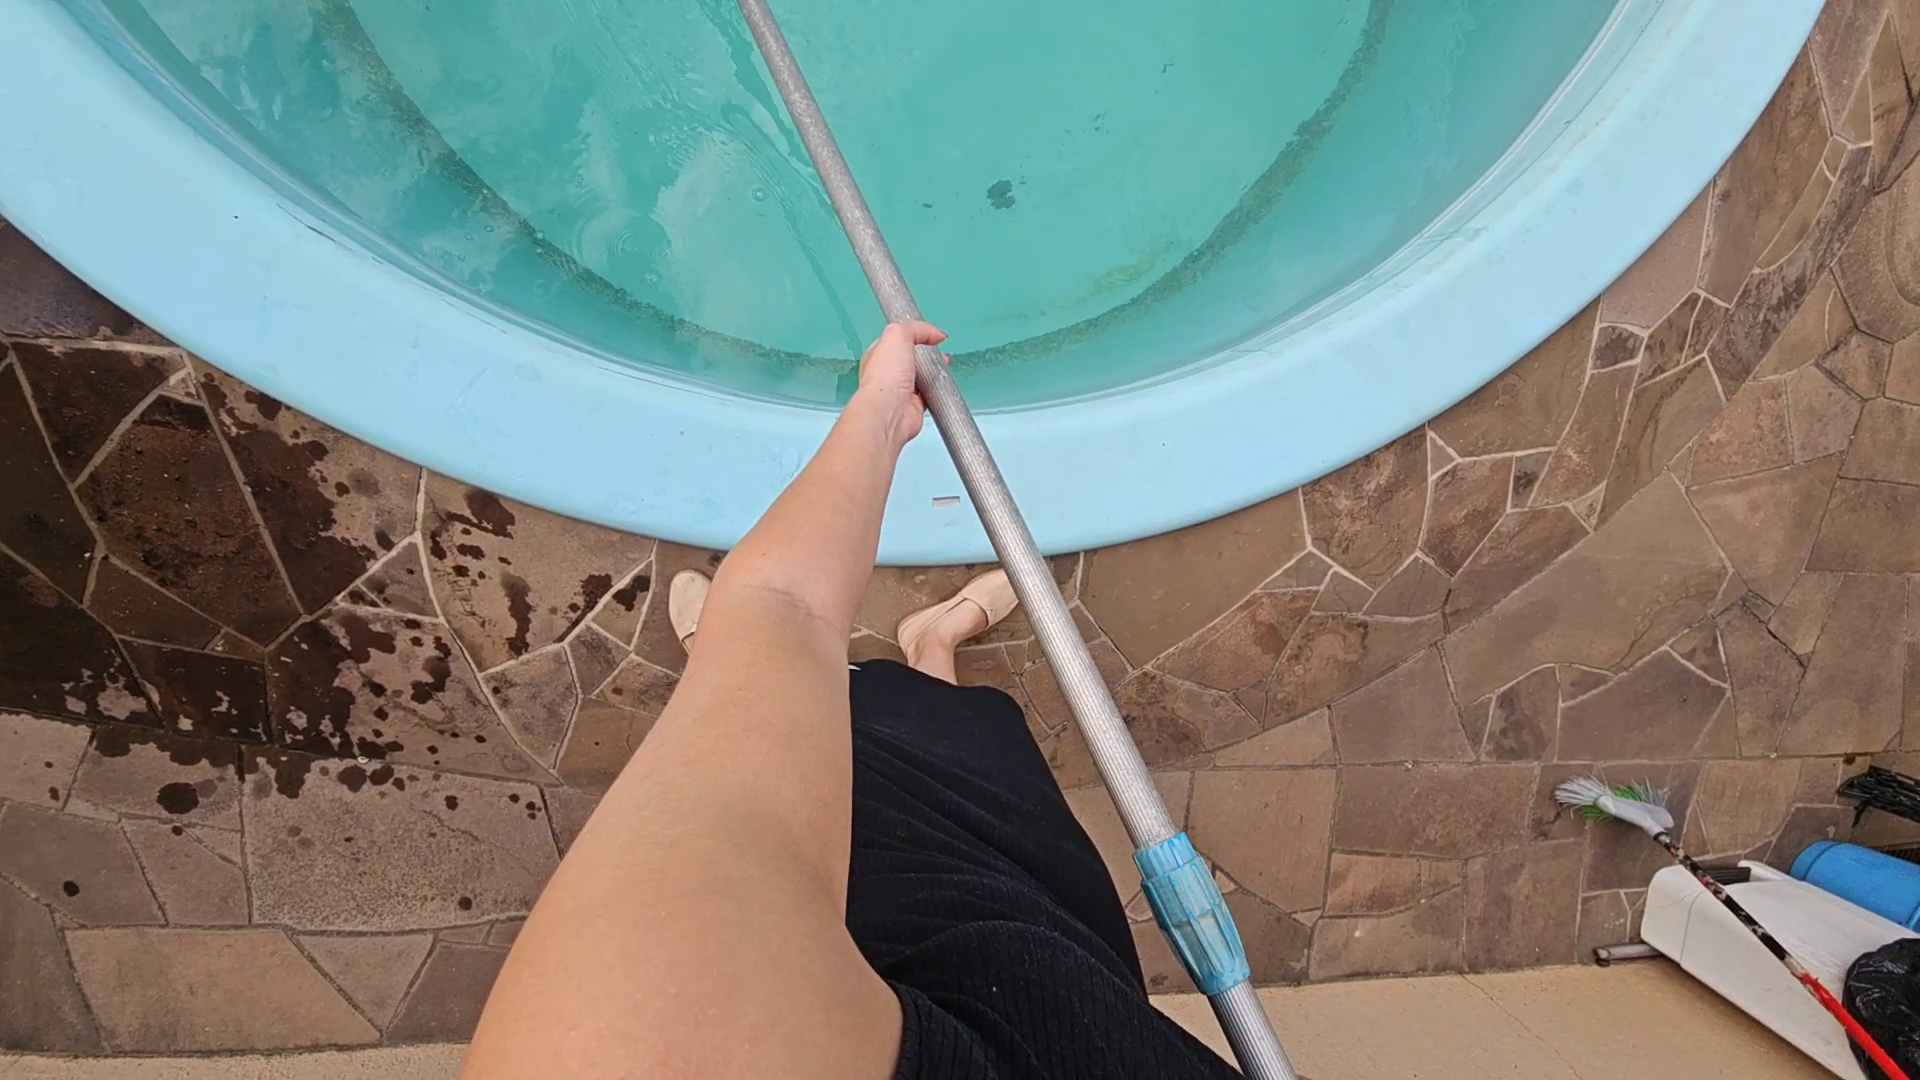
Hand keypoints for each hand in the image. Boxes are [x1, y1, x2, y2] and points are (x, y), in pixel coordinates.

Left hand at [853, 321, 947, 448]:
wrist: (889, 411)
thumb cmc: (887, 372)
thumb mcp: (898, 335)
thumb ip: (918, 329)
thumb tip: (938, 334)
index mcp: (877, 356)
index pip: (893, 342)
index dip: (910, 335)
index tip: (927, 334)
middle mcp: (887, 374)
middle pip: (908, 360)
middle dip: (924, 353)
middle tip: (938, 348)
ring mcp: (900, 392)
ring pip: (920, 377)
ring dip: (933, 370)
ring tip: (946, 361)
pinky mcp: (914, 407)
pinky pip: (929, 395)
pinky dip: (938, 388)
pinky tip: (946, 381)